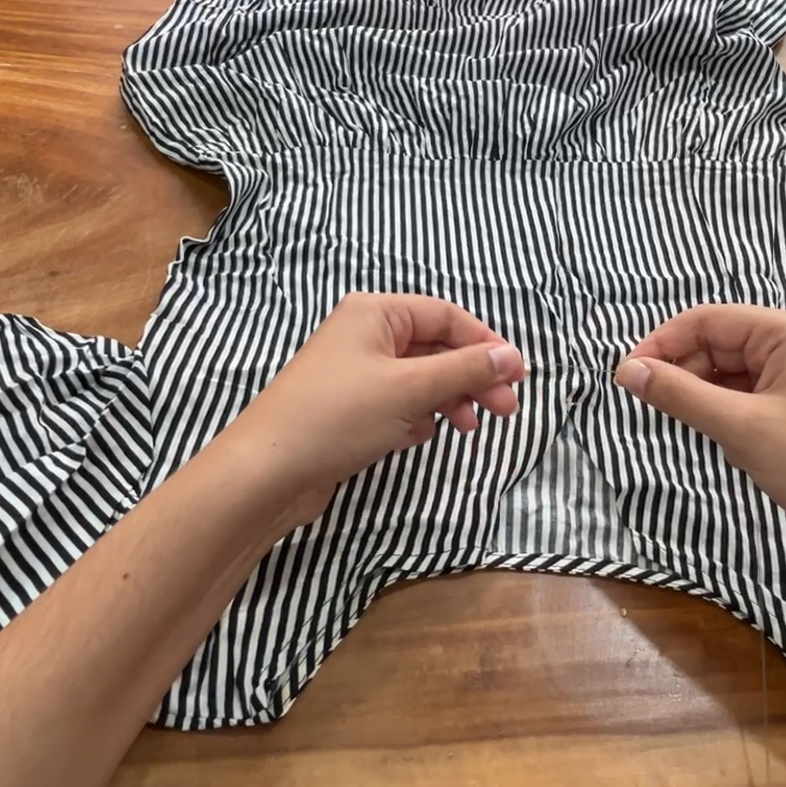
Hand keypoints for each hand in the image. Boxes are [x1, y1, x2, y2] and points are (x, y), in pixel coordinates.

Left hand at [215, 294, 525, 531]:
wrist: (267, 473)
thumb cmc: (338, 417)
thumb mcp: (409, 390)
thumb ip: (464, 370)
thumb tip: (511, 356)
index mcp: (375, 313)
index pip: (446, 317)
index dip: (485, 344)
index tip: (518, 377)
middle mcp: (365, 336)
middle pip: (435, 348)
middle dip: (470, 377)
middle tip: (503, 411)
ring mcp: (355, 374)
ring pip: (418, 379)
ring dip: (447, 400)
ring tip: (466, 428)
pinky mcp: (349, 409)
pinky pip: (397, 404)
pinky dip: (415, 417)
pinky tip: (417, 437)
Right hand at [614, 306, 785, 567]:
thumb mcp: (740, 428)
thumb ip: (678, 394)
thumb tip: (626, 370)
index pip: (706, 320)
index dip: (660, 344)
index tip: (625, 379)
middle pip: (718, 342)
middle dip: (681, 370)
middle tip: (649, 407)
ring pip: (731, 370)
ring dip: (701, 392)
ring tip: (683, 424)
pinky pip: (751, 392)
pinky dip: (725, 409)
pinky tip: (718, 435)